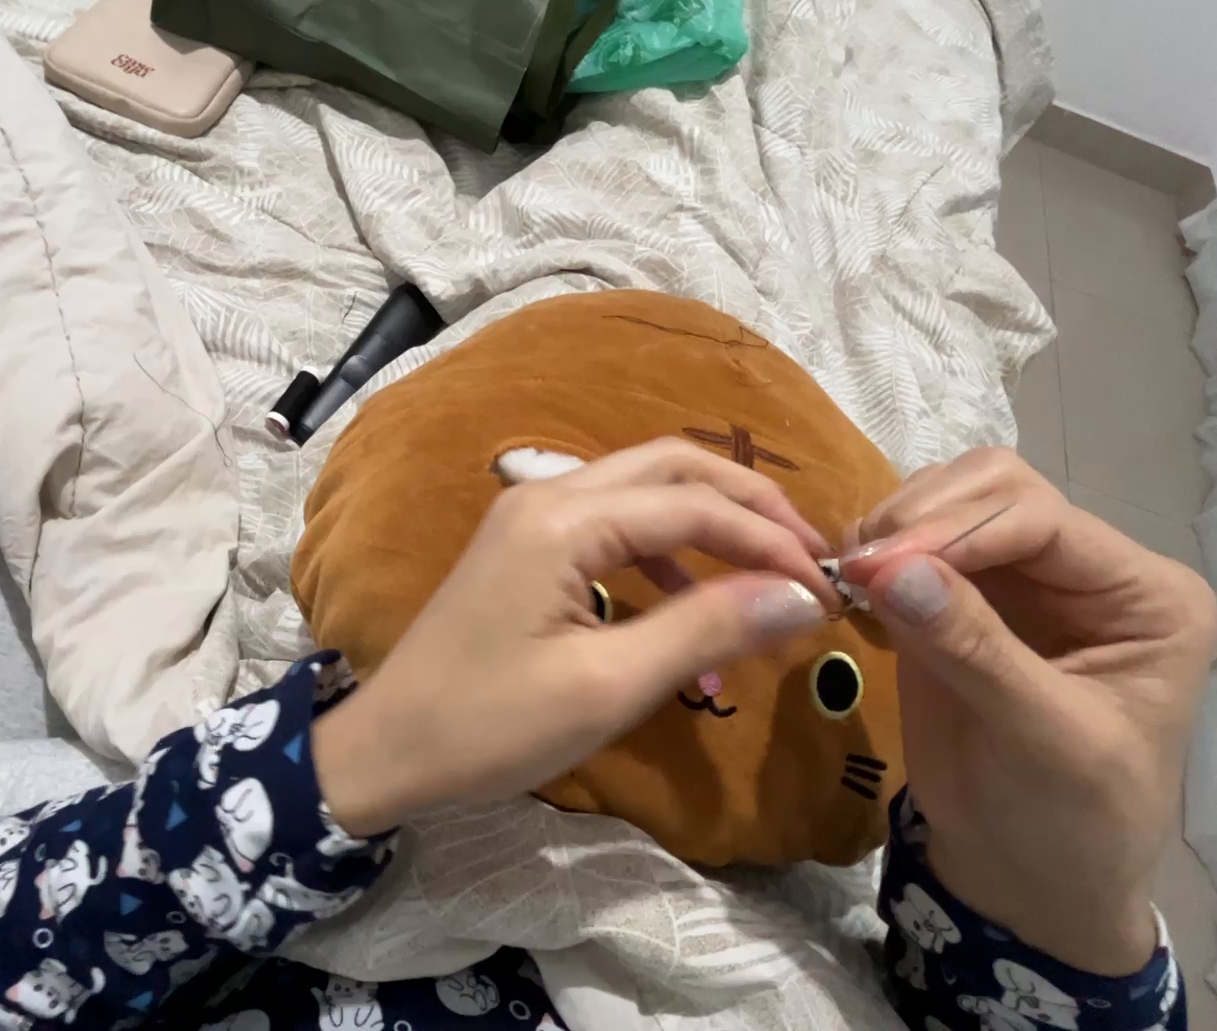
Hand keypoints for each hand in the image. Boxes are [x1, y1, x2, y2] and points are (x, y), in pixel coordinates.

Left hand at [311, 438, 838, 835]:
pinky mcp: (526, 548)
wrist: (389, 748)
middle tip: (806, 558)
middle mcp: (547, 495)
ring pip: (643, 497)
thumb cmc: (490, 725)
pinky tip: (688, 620)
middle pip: (671, 470)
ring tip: (760, 592)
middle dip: (747, 508)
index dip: (769, 543)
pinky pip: (611, 534)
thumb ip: (705, 628)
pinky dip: (662, 565)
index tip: (827, 591)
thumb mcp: (607, 684)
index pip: (694, 506)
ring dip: (707, 533)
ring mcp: (531, 517)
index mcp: (563, 520)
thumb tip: (800, 595)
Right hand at [840, 448, 1216, 974]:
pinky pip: (907, 540)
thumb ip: (972, 648)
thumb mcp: (1040, 739)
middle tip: (858, 566)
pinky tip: (852, 585)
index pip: (1039, 519)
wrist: (1020, 868)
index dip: (955, 530)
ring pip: (945, 498)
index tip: (875, 567)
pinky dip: (872, 549)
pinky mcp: (952, 594)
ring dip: (890, 525)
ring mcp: (1012, 577)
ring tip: (851, 575)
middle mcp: (1079, 569)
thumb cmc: (1065, 818)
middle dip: (920, 516)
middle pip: (994, 486)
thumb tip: (887, 568)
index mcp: (1139, 595)